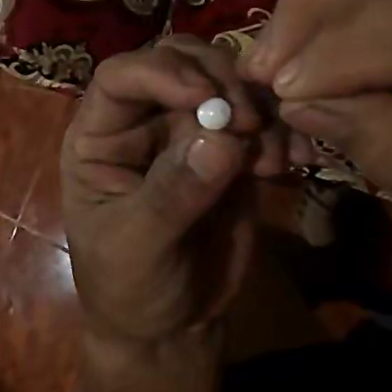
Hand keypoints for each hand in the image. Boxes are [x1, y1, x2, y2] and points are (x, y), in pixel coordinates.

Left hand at [62, 38, 284, 353]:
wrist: (170, 326)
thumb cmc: (128, 285)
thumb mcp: (137, 246)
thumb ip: (172, 194)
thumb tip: (220, 139)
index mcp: (98, 137)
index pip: (119, 77)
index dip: (161, 72)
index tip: (205, 97)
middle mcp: (142, 124)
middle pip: (180, 65)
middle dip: (220, 81)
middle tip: (250, 121)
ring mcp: (188, 135)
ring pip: (226, 86)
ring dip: (258, 107)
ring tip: (274, 159)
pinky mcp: (230, 155)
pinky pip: (260, 124)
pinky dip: (281, 132)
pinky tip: (293, 164)